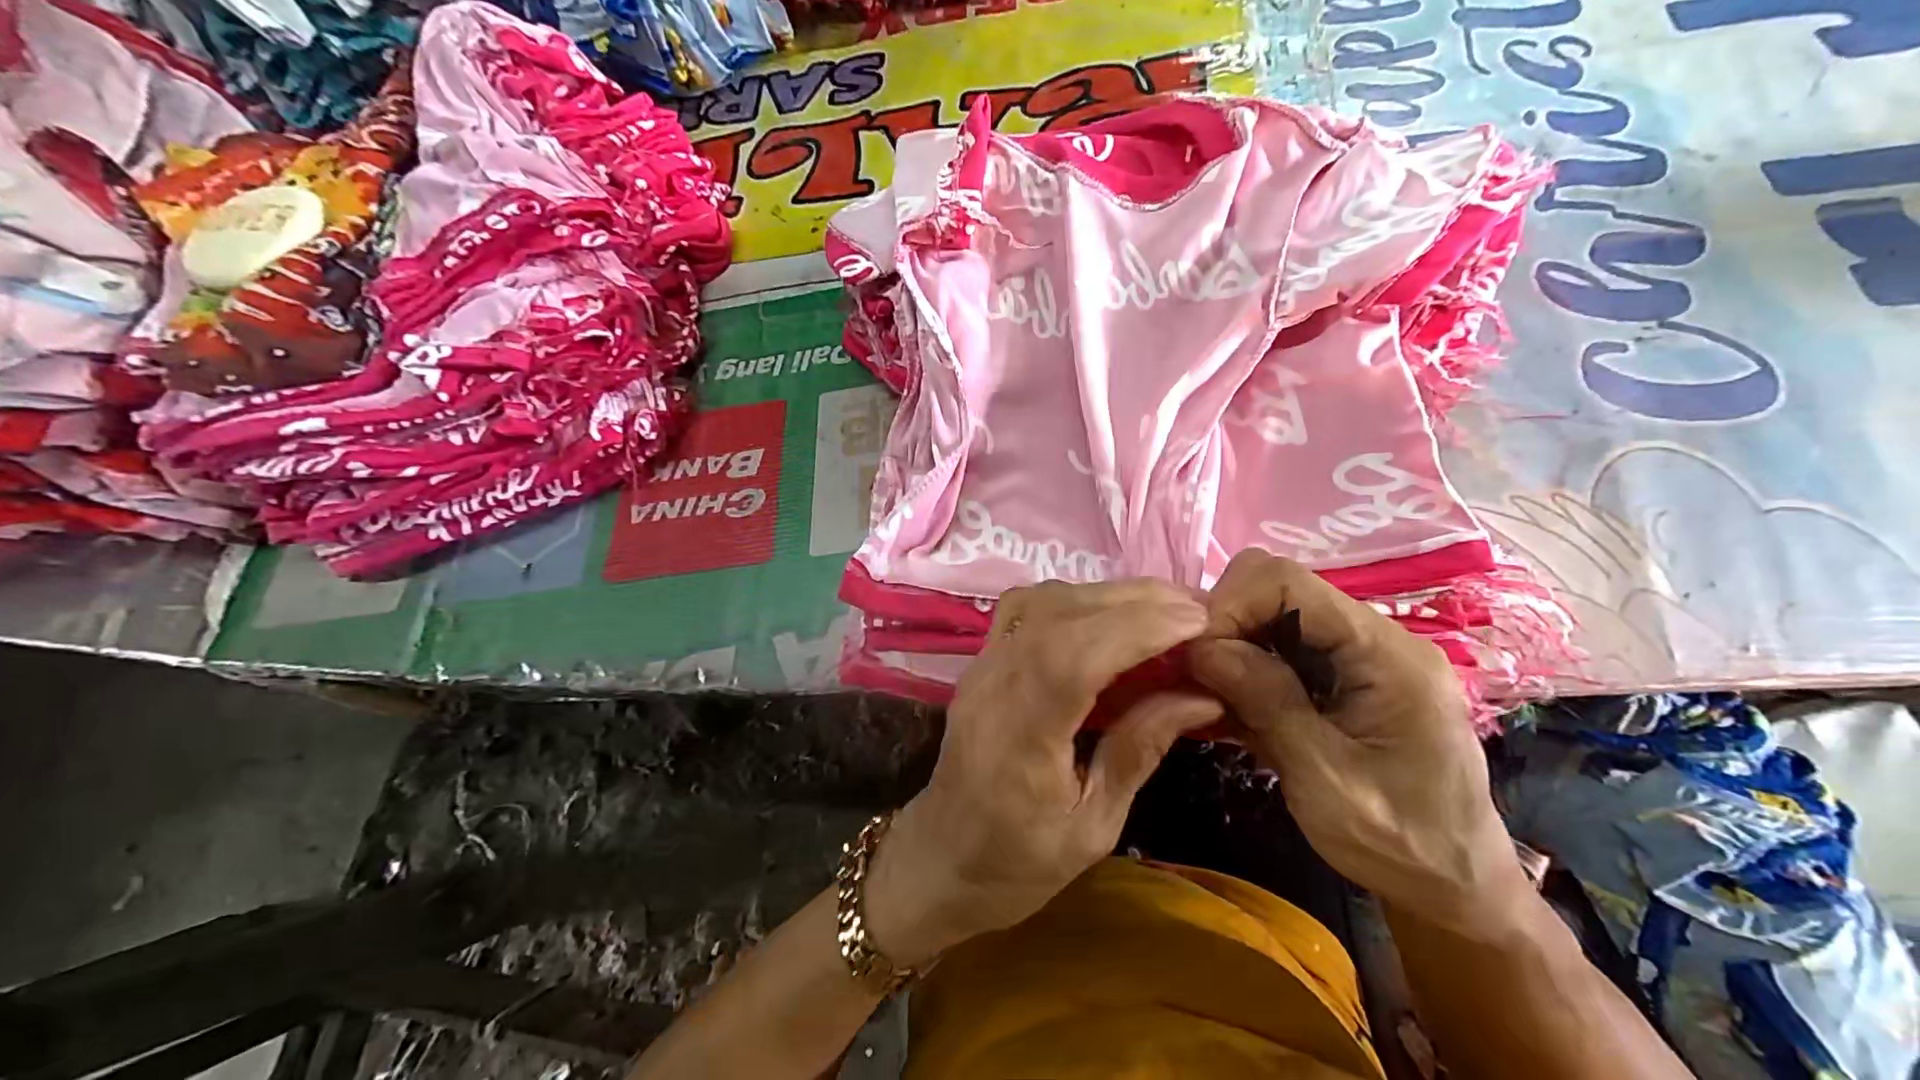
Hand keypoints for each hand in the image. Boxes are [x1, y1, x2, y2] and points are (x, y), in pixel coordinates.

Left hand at [864, 579, 1223, 967]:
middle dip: (1136, 601)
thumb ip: (1139, 752)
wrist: (941, 858)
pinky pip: (1028, 610)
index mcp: (1019, 736)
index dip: (1137, 628)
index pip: (1073, 657)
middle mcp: (993, 685)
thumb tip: (1202, 696)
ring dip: (1108, 595)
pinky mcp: (982, 661)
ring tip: (1166, 608)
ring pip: (1043, 602)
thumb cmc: (1017, 862)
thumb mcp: (1092, 828)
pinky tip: (1112, 616)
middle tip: (1199, 607)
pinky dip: (1078, 600)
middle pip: (1060, 615)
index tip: (1198, 621)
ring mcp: (981, 666)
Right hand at [1186, 550, 1532, 938]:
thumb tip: (1203, 646)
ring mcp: (1361, 656)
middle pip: (1277, 589)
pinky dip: (1248, 669)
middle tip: (1199, 679)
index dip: (1230, 605)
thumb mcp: (1324, 779)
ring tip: (1213, 699)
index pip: (1288, 581)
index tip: (1197, 656)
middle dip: (1226, 625)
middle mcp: (1375, 638)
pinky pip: (1283, 648)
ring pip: (1273, 616)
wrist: (1455, 888)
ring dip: (1233, 649)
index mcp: (1386, 654)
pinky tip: (1235, 709)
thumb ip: (1268, 703)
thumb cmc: (1399, 843)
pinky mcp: (1346, 676)